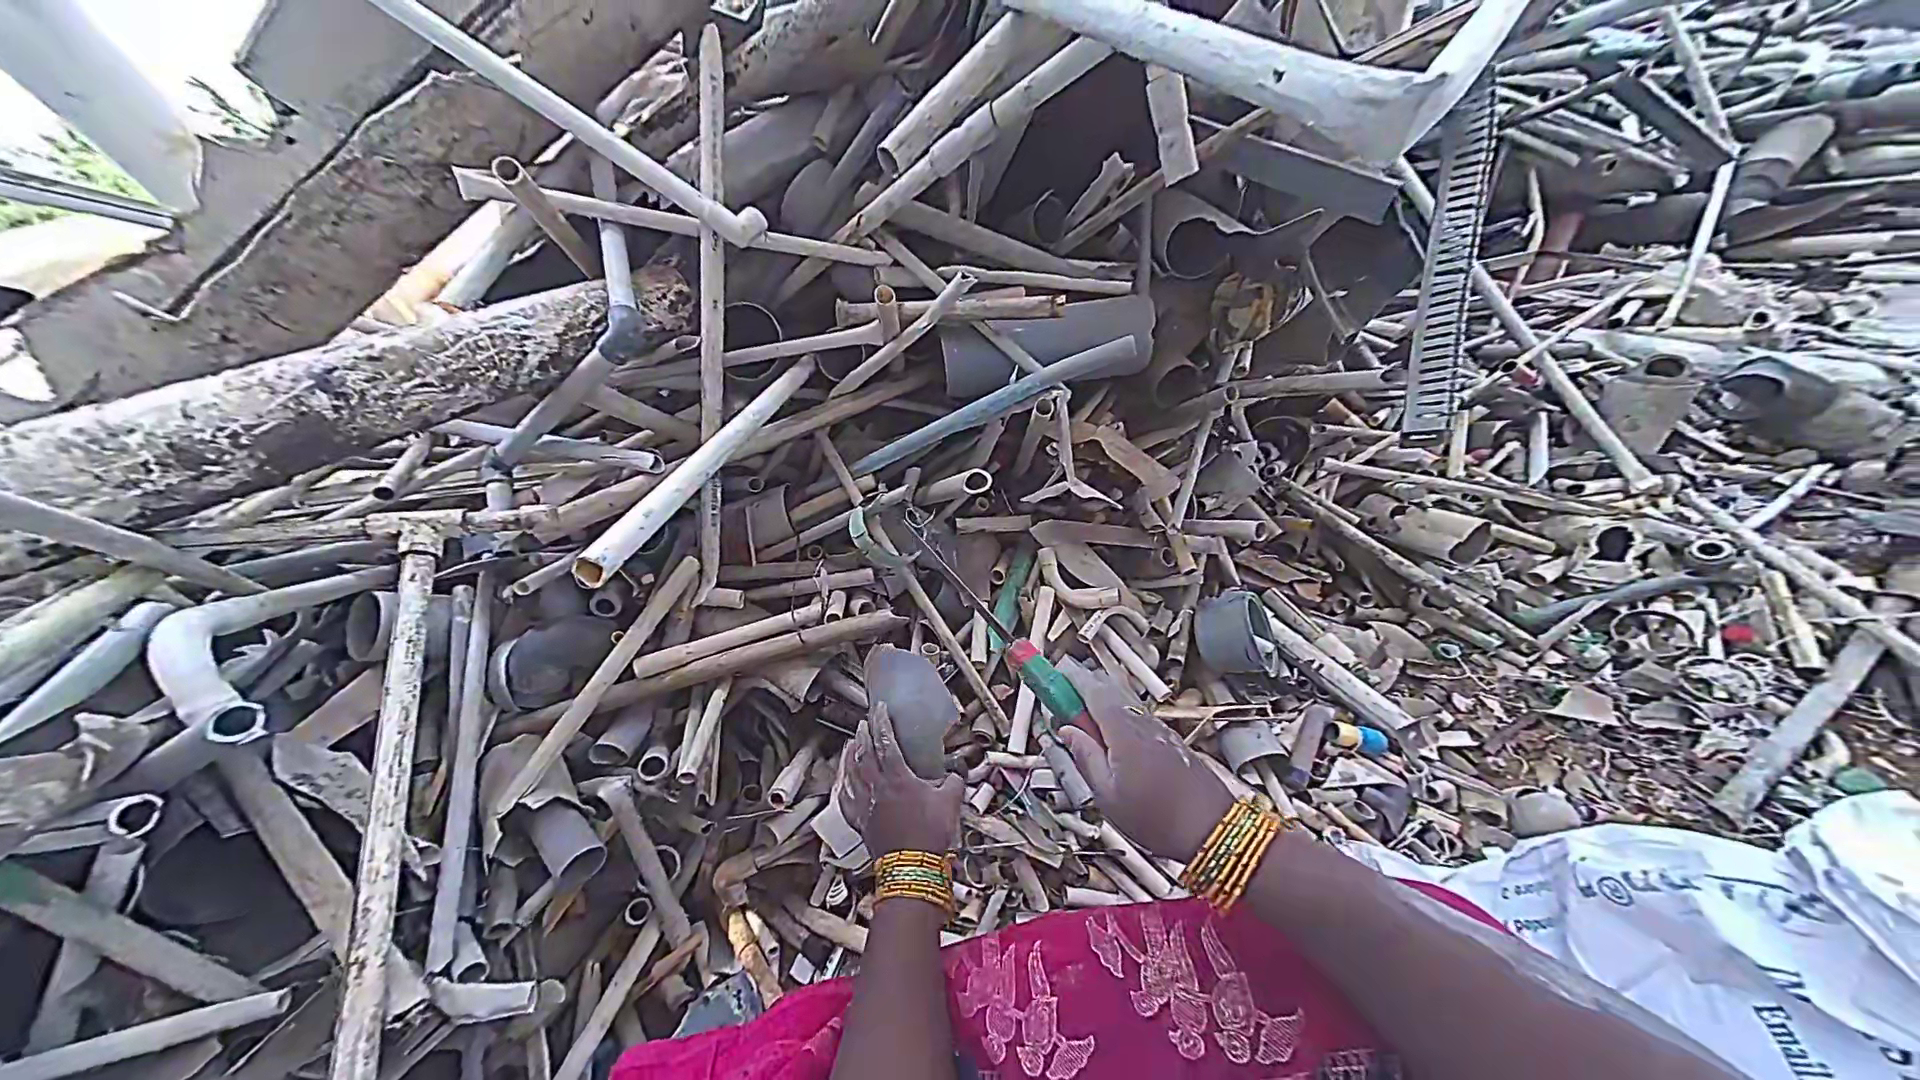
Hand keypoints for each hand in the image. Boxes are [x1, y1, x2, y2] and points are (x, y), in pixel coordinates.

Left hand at [837, 701, 963, 856]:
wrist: (912, 868)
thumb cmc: (930, 835)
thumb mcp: (950, 801)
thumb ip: (953, 781)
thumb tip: (956, 773)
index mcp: (898, 777)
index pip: (885, 741)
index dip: (882, 723)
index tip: (880, 709)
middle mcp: (878, 787)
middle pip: (865, 753)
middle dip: (864, 735)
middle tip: (864, 723)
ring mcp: (866, 805)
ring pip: (852, 773)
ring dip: (851, 756)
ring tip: (851, 744)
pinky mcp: (861, 822)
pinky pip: (847, 800)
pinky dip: (844, 787)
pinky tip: (843, 783)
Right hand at [1055, 658, 1232, 861]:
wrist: (1213, 830)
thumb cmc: (1159, 819)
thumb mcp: (1107, 795)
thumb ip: (1085, 757)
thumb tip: (1067, 732)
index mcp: (1124, 731)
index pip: (1092, 689)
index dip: (1070, 677)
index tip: (1053, 673)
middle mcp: (1143, 722)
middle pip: (1109, 688)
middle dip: (1083, 687)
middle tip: (1062, 701)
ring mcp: (1159, 729)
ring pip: (1123, 702)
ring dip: (1100, 704)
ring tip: (1084, 729)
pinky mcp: (1169, 739)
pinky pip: (1137, 716)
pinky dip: (1118, 718)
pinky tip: (1112, 742)